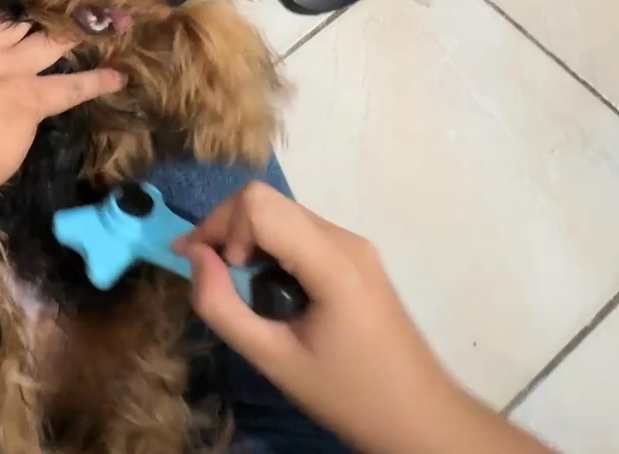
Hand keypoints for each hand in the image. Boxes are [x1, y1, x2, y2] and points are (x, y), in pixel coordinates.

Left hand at [0, 0, 124, 227]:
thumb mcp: (8, 158)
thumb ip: (25, 123)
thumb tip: (29, 105)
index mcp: (27, 101)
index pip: (72, 87)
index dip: (98, 80)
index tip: (120, 73)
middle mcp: (5, 68)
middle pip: (45, 44)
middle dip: (68, 36)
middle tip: (82, 25)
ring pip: (7, 26)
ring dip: (23, 24)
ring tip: (34, 19)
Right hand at [175, 184, 545, 453]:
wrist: (424, 421)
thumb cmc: (350, 396)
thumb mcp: (275, 363)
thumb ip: (222, 308)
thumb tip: (193, 257)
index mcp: (333, 263)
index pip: (259, 206)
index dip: (224, 230)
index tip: (219, 274)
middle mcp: (343, 238)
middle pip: (263, 199)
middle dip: (224, 227)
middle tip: (208, 269)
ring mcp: (350, 242)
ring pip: (275, 207)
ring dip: (242, 234)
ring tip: (232, 279)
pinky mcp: (351, 252)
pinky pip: (292, 225)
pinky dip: (263, 241)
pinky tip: (260, 279)